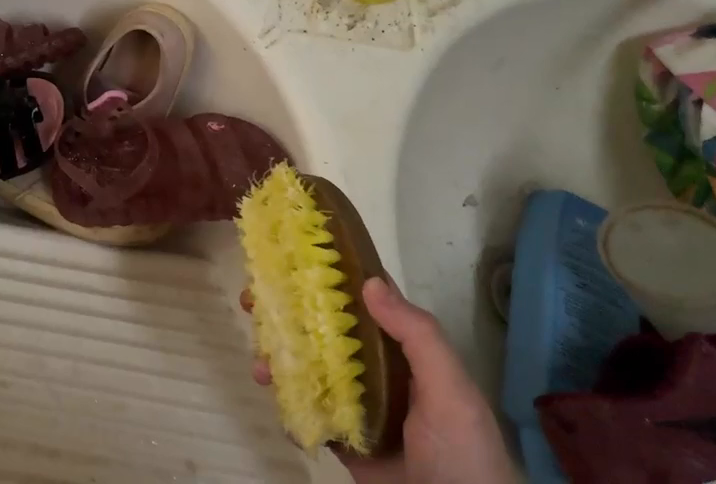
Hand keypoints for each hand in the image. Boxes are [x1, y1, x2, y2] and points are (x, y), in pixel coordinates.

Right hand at [245, 278, 517, 483]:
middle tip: (250, 303)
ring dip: (277, 358)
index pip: (360, 304)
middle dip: (284, 314)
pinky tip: (274, 398)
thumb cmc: (465, 455)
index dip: (324, 278)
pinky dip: (285, 402)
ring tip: (260, 366)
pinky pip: (306, 412)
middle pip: (322, 331)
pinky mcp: (342, 439)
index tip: (285, 259)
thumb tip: (369, 282)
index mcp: (402, 354)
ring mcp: (355, 406)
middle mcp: (374, 371)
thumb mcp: (453, 393)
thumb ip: (419, 338)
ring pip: (306, 367)